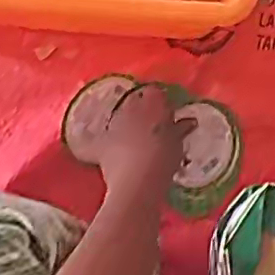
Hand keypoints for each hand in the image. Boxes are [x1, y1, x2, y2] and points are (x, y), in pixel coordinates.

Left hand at [95, 84, 191, 200]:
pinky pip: (91, 139)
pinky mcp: (100, 143)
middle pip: (134, 100)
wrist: (137, 183)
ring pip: (118, 116)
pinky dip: (89, 139)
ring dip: (124, 121)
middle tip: (150, 120)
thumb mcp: (177, 144)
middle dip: (141, 106)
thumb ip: (180, 129)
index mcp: (154, 104)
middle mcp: (132, 108)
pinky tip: (86, 138)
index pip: (155, 91)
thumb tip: (189, 121)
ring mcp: (115, 125)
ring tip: (131, 134)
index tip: (166, 110)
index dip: (160, 99)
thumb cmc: (163, 159)